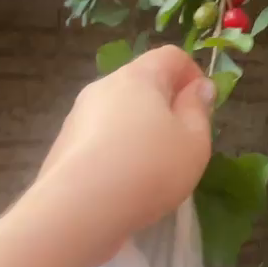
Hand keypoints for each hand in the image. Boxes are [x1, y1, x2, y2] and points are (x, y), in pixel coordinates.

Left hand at [27, 45, 214, 257]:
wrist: (78, 210)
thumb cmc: (148, 169)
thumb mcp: (193, 142)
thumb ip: (199, 110)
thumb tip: (198, 87)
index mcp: (138, 76)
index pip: (171, 56)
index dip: (193, 75)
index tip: (204, 107)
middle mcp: (103, 86)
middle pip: (142, 82)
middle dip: (165, 105)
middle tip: (181, 141)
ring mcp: (78, 116)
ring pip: (118, 112)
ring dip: (139, 129)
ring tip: (152, 168)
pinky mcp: (63, 145)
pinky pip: (99, 138)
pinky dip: (116, 151)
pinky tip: (123, 183)